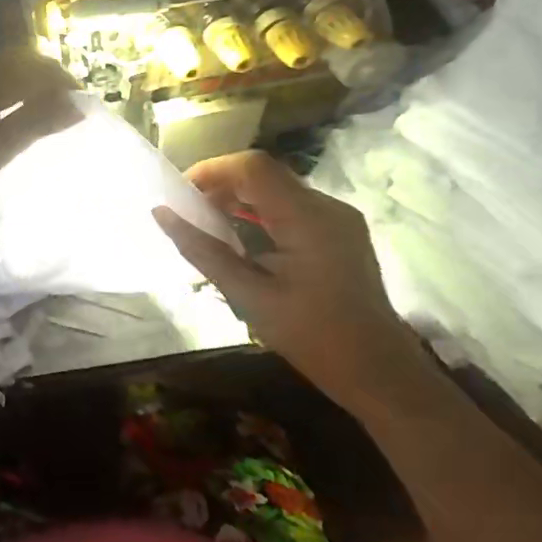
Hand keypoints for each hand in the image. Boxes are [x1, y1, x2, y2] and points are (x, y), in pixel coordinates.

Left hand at [0, 52, 79, 225]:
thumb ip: (36, 121)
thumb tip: (77, 104)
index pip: (32, 66)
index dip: (62, 81)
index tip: (83, 101)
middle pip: (16, 61)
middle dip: (45, 80)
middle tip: (68, 107)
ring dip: (25, 85)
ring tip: (46, 112)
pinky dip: (4, 90)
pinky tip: (12, 111)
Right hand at [153, 151, 436, 415]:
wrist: (381, 373)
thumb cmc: (313, 338)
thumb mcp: (248, 296)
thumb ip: (202, 250)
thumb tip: (161, 214)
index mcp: (308, 219)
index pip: (252, 168)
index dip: (210, 171)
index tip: (180, 196)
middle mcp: (326, 207)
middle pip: (262, 173)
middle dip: (220, 185)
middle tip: (189, 214)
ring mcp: (336, 218)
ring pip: (275, 187)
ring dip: (237, 198)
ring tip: (209, 227)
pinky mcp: (338, 231)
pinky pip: (289, 205)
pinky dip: (257, 211)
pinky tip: (241, 239)